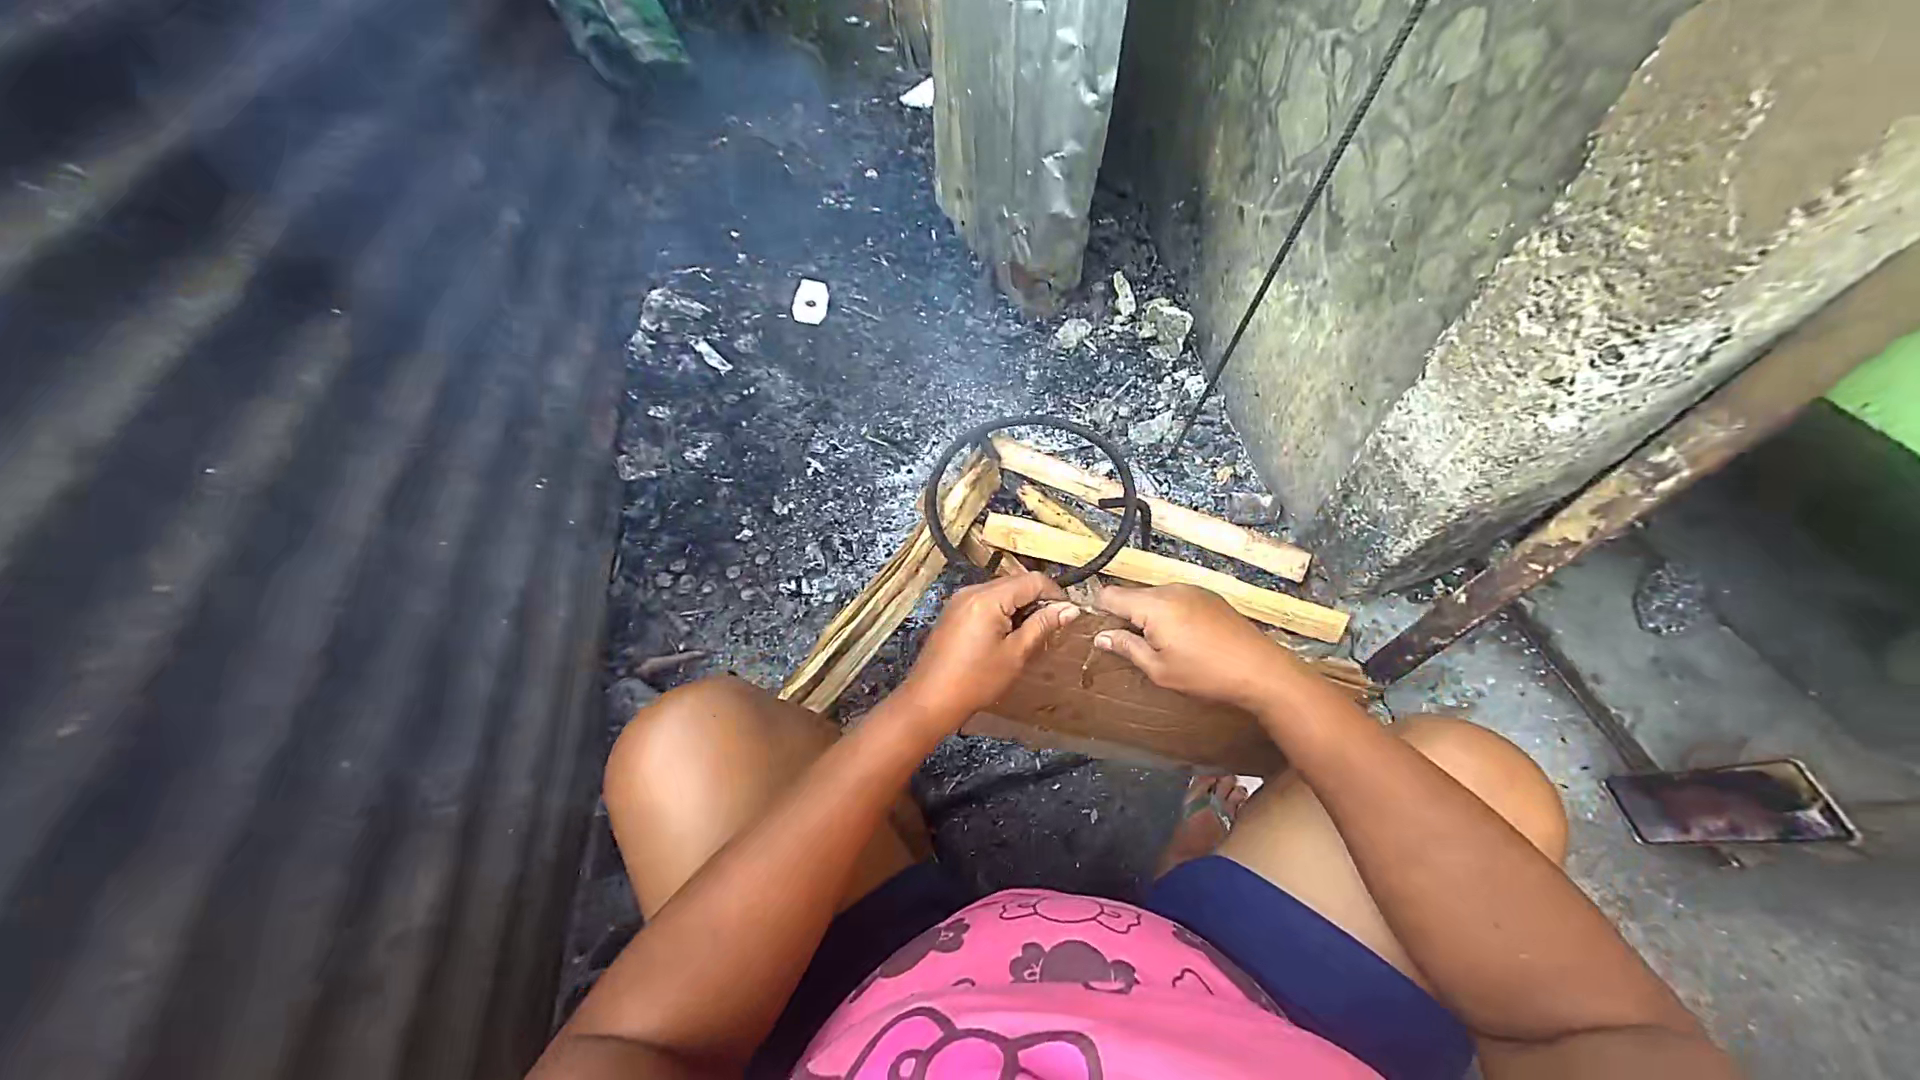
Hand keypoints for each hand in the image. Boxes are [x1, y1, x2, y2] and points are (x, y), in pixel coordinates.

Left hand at [894, 572, 1079, 724]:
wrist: (930, 699)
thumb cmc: (975, 681)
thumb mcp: (1015, 654)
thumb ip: (1042, 625)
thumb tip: (1070, 609)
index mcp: (988, 598)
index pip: (1033, 580)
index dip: (1055, 595)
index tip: (1067, 615)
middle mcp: (972, 591)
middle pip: (1016, 582)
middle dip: (1037, 600)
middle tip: (1051, 628)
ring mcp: (960, 600)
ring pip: (1002, 591)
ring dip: (1021, 606)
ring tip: (1029, 635)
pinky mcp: (954, 611)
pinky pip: (986, 601)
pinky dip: (1002, 611)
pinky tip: (1007, 636)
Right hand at [1092, 584, 1309, 710]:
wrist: (1262, 671)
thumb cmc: (1208, 674)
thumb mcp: (1159, 670)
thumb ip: (1127, 647)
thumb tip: (1103, 637)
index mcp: (1154, 605)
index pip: (1110, 595)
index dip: (1100, 611)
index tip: (1103, 631)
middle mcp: (1171, 589)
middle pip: (1133, 594)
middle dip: (1127, 616)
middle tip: (1134, 645)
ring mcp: (1192, 590)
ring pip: (1155, 596)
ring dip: (1150, 615)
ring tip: (1164, 645)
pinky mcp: (1208, 596)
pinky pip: (1176, 598)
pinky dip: (1170, 613)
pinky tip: (1185, 638)